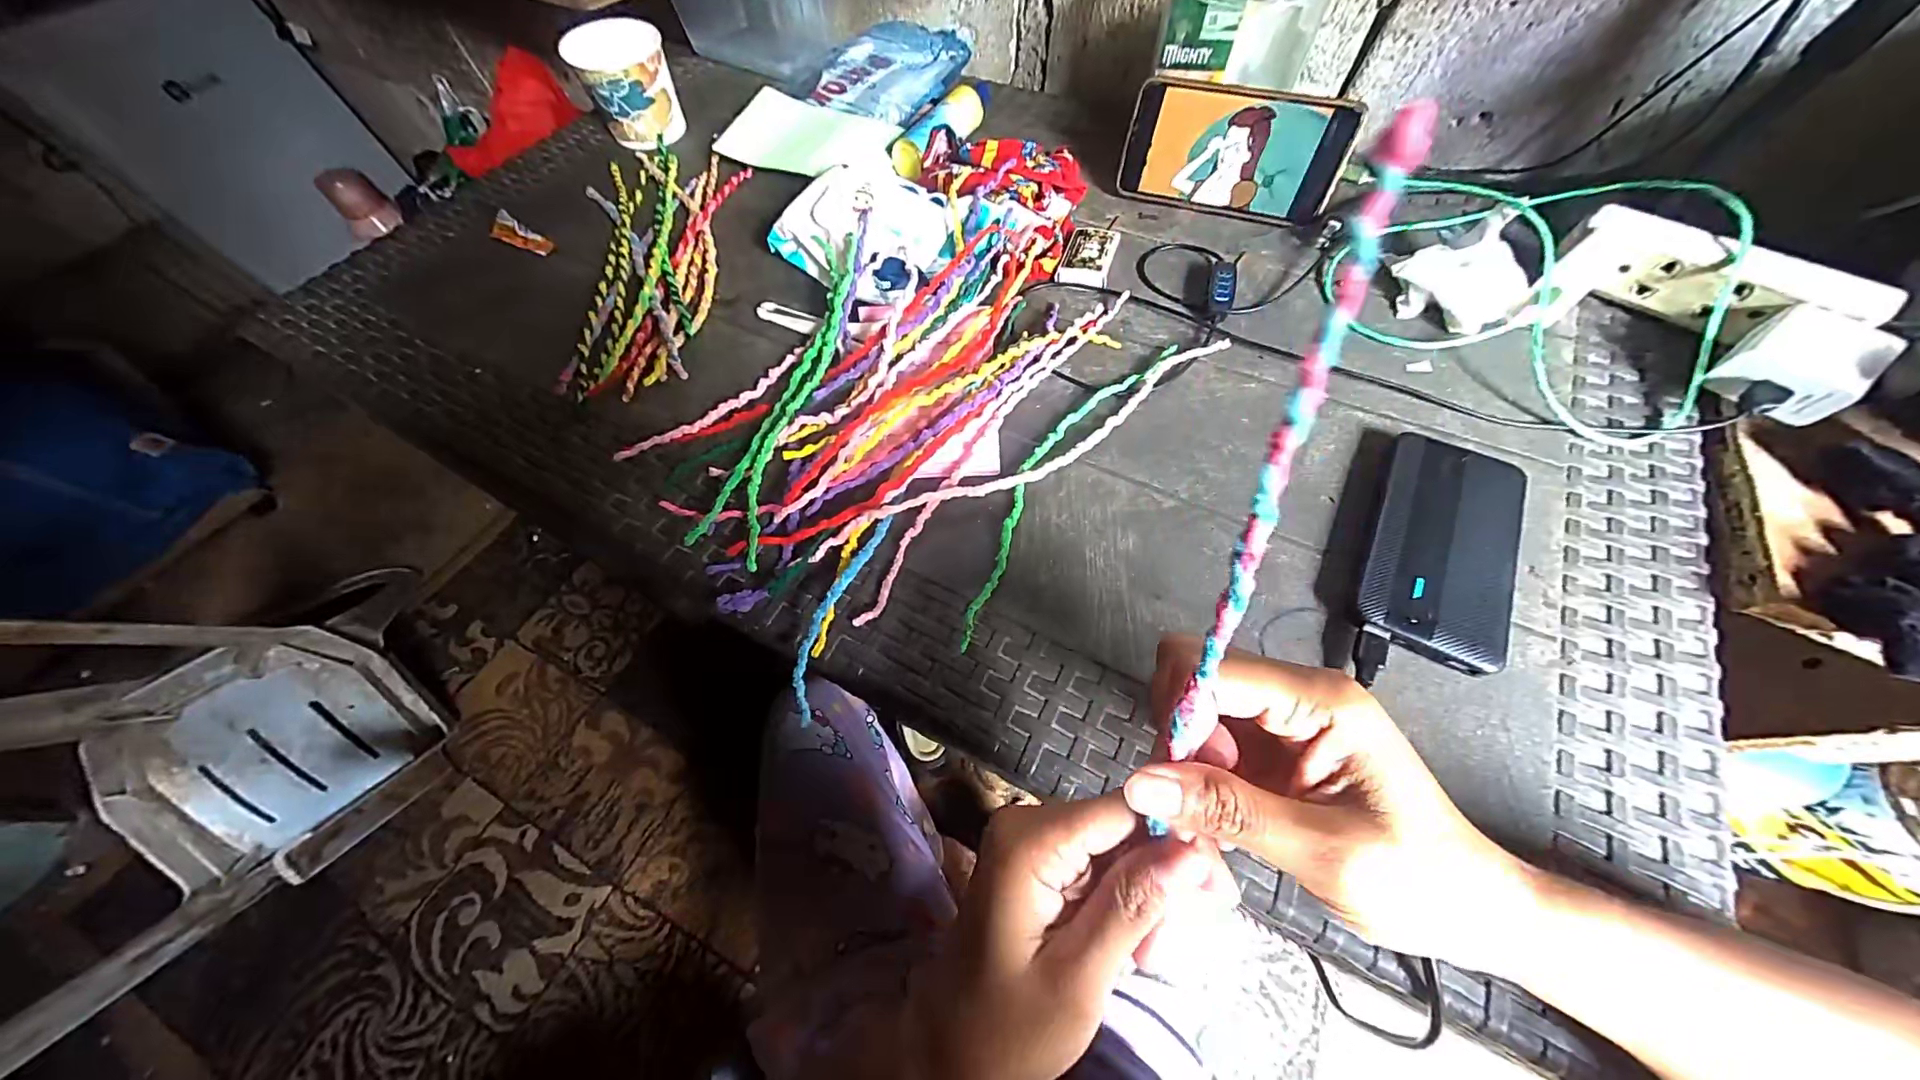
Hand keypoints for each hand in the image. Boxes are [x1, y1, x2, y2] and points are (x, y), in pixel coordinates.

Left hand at [902, 794, 1218, 1079]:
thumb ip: (1131, 907)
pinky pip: (1102, 862)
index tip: (1214, 889)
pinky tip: (1131, 942)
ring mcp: (1033, 839)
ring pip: (1120, 845)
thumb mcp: (1078, 978)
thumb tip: (1191, 851)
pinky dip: (1124, 899)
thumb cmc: (1006, 1028)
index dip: (1175, 838)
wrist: (950, 1048)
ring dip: (1147, 894)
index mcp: (1030, 839)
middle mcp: (1029, 823)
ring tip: (1149, 953)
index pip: (1125, 807)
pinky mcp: (1041, 860)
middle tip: (1176, 939)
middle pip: (1124, 823)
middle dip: (1163, 875)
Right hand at [1122, 636, 1536, 968]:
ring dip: (1182, 762)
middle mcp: (1293, 695)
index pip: (1211, 667)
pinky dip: (1194, 778)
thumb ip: (1228, 810)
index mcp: (1318, 699)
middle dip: (1176, 736)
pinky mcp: (1267, 749)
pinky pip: (1204, 743)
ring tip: (1207, 821)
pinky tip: (1215, 821)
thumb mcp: (1323, 851)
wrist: (1472, 908)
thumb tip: (1140, 784)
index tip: (1179, 775)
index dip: (1180, 714)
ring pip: (1190, 712)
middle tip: (1194, 799)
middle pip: (1191, 679)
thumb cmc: (1420, 880)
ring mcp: (1278, 720)